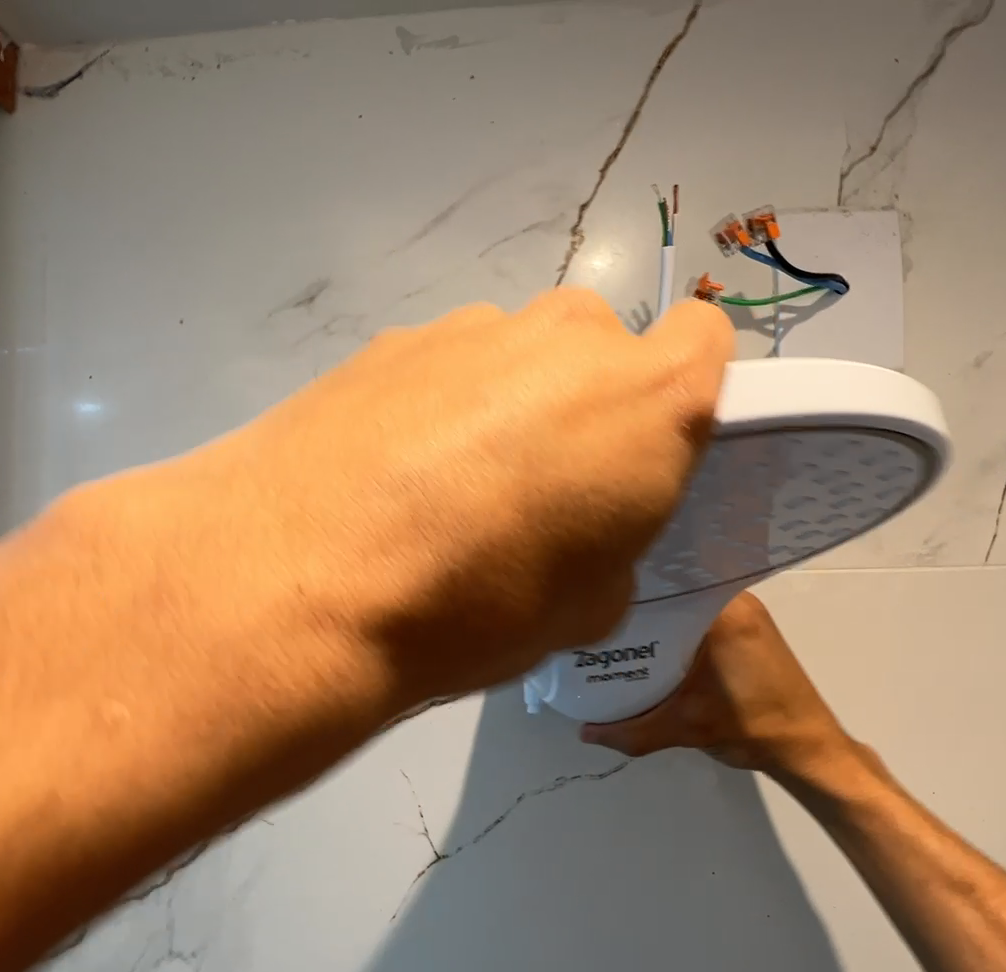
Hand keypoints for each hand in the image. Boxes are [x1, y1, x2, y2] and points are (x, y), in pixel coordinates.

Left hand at [174, 289, 734, 705]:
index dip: (684, 394)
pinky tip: (391, 474)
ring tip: (448, 490)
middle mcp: (565, 340)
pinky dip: (436, 407)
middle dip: (585, 406)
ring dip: (505, 406)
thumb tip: (580, 537)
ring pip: (517, 357)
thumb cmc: (476, 605)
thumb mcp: (584, 609)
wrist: (302, 578)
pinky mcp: (390, 340)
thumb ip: (610, 546)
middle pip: (600, 350)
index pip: (704, 344)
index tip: (649, 449)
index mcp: (646, 398)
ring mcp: (471, 328)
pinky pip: (444, 367)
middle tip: (540, 487)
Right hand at [579, 591, 854, 779]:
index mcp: (723, 610)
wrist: (807, 750)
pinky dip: (676, 628)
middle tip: (596, 616)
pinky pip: (701, 617)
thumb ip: (632, 730)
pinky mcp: (748, 629)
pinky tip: (650, 646)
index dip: (628, 588)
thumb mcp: (685, 728)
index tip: (595, 597)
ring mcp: (744, 612)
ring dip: (658, 617)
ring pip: (687, 604)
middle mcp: (735, 600)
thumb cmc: (752, 728)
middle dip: (637, 604)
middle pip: (674, 590)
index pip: (666, 581)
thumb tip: (584, 733)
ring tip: (615, 630)